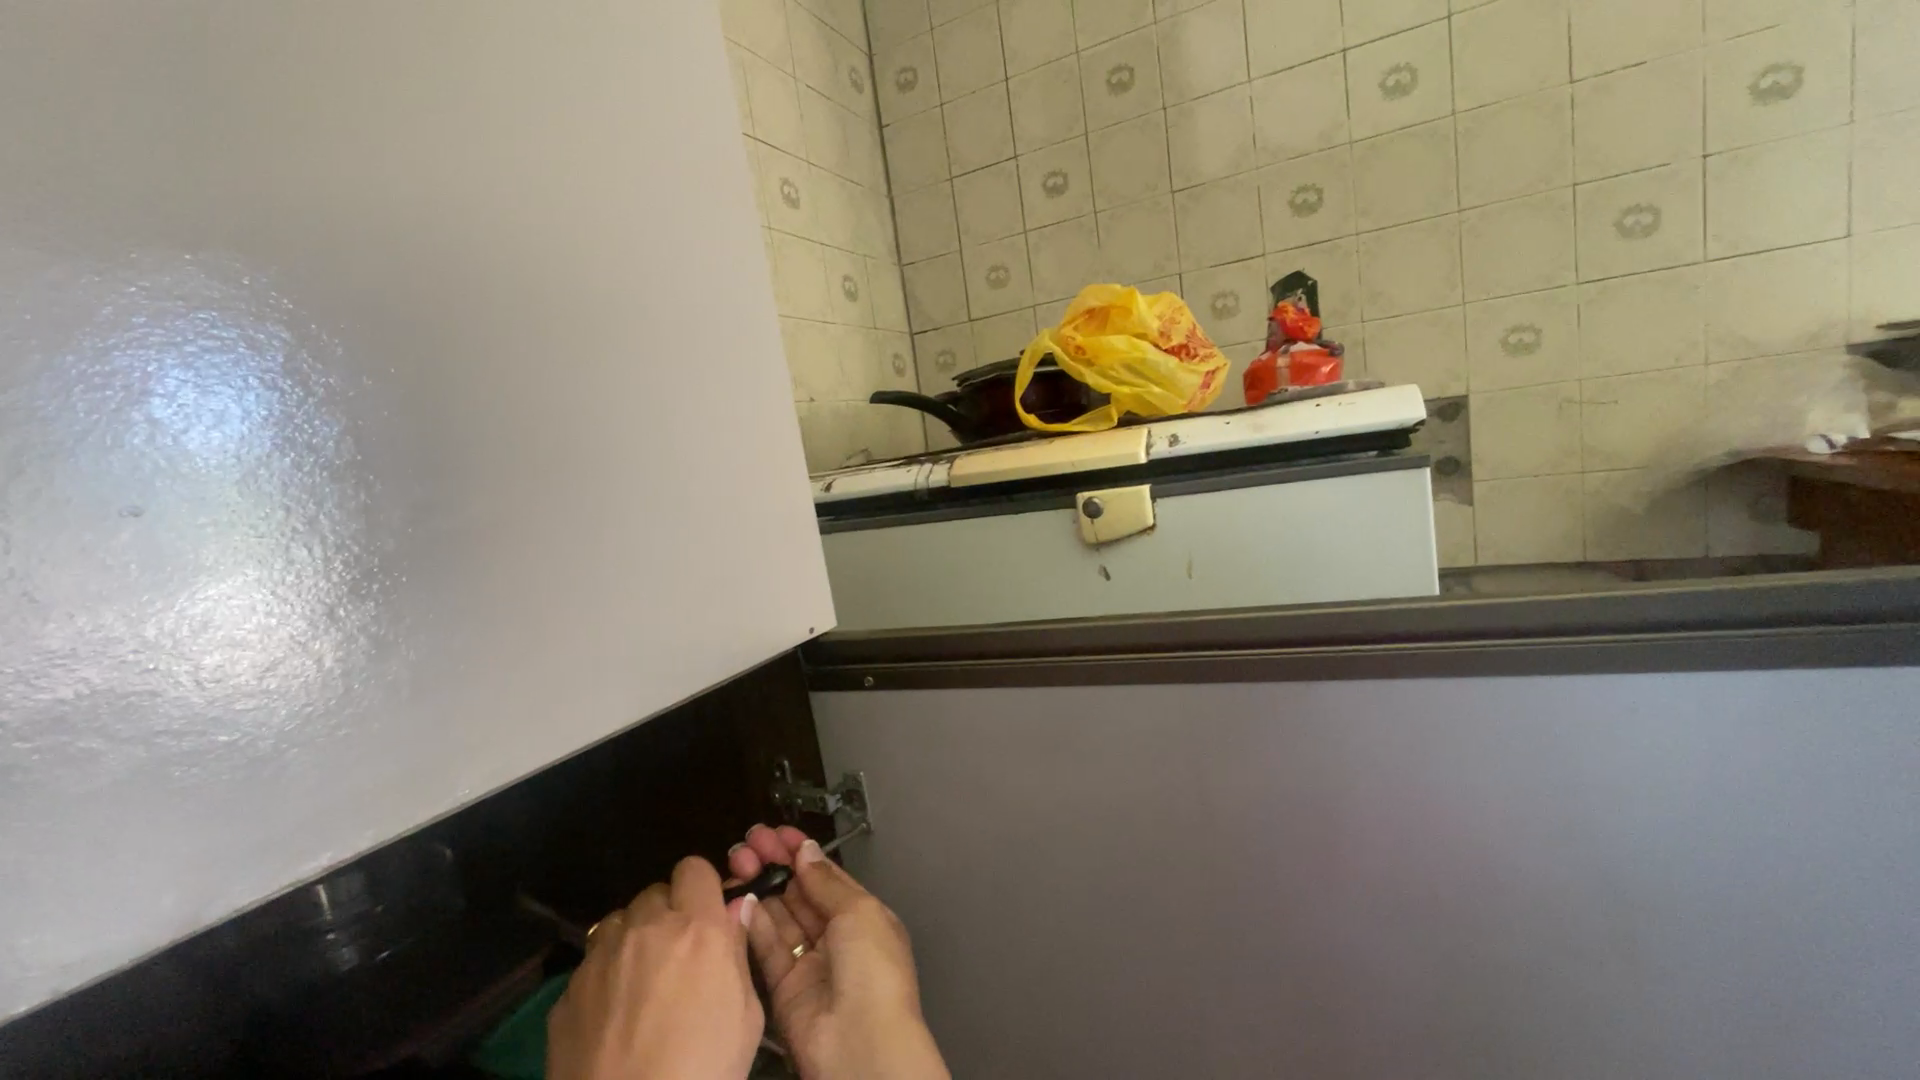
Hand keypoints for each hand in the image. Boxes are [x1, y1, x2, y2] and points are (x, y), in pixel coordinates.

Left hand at [547, 856, 763, 1079]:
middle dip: (669, 914)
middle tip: (680, 957)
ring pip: (618, 923)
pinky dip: (606, 979)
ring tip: (643, 985)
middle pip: (655, 893)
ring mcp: (598, 960)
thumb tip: (735, 909)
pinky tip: (614, 1022)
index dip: (704, 888)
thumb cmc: (705, 1071)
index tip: (710, 915)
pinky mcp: (565, 995)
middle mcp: (644, 930)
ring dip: (634, 940)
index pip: (694, 868)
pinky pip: (592, 966)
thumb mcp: (746, 1014)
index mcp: (696, 928)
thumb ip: (737, 951)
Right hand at [730, 825, 949, 1079]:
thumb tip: (807, 850)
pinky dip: (753, 923)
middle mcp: (837, 936)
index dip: (802, 852)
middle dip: (777, 865)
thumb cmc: (874, 972)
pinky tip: (739, 898)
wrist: (860, 1043)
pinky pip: (767, 947)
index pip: (827, 876)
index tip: (777, 832)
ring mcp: (810, 962)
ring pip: (780, 916)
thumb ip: (826, 881)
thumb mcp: (859, 912)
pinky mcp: (784, 986)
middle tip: (750, 842)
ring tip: (738, 861)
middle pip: (801, 892)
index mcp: (864, 916)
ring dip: (761, 887)